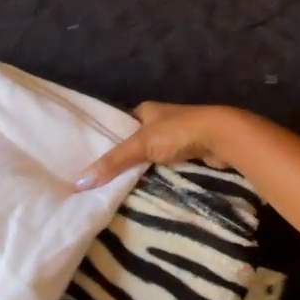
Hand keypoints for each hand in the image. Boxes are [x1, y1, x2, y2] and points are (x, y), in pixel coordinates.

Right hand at [73, 103, 249, 189]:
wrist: (221, 137)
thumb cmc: (178, 132)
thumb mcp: (141, 145)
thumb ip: (112, 162)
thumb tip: (78, 182)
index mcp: (146, 110)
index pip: (119, 125)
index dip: (106, 141)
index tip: (88, 161)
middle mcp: (160, 121)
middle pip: (134, 142)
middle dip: (123, 159)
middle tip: (99, 182)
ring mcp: (176, 137)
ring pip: (151, 156)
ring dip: (141, 169)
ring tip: (116, 190)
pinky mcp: (189, 152)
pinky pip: (167, 166)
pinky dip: (158, 176)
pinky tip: (145, 189)